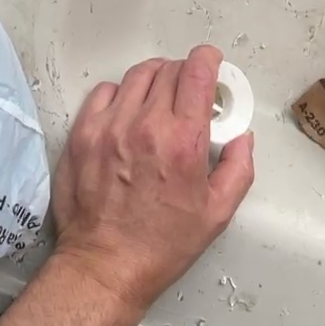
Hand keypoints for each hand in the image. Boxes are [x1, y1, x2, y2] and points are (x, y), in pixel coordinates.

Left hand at [50, 45, 255, 312]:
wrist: (105, 266)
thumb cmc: (161, 245)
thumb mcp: (218, 214)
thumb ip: (239, 168)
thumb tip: (241, 137)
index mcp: (183, 142)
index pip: (197, 72)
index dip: (207, 59)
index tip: (210, 63)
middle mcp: (146, 125)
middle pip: (169, 69)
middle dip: (184, 73)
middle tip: (188, 91)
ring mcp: (109, 125)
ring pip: (137, 75)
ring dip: (154, 78)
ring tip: (158, 98)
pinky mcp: (83, 132)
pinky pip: (105, 91)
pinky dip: (121, 94)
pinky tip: (127, 112)